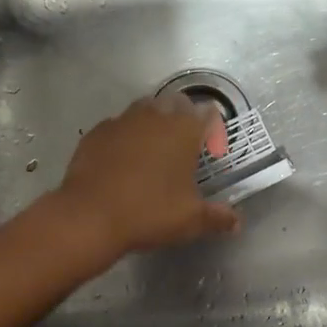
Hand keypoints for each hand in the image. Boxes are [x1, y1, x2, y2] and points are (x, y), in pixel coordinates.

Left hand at [57, 94, 240, 254]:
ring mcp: (124, 119)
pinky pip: (118, 126)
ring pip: (145, 109)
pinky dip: (125, 137)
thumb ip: (217, 217)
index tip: (213, 154)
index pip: (208, 112)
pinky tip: (121, 162)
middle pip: (177, 103)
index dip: (215, 130)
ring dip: (154, 124)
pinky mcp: (98, 131)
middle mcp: (156, 115)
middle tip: (184, 149)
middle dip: (184, 119)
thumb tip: (236, 222)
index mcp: (184, 129)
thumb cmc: (149, 212)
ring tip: (153, 153)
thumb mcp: (190, 220)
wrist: (90, 215)